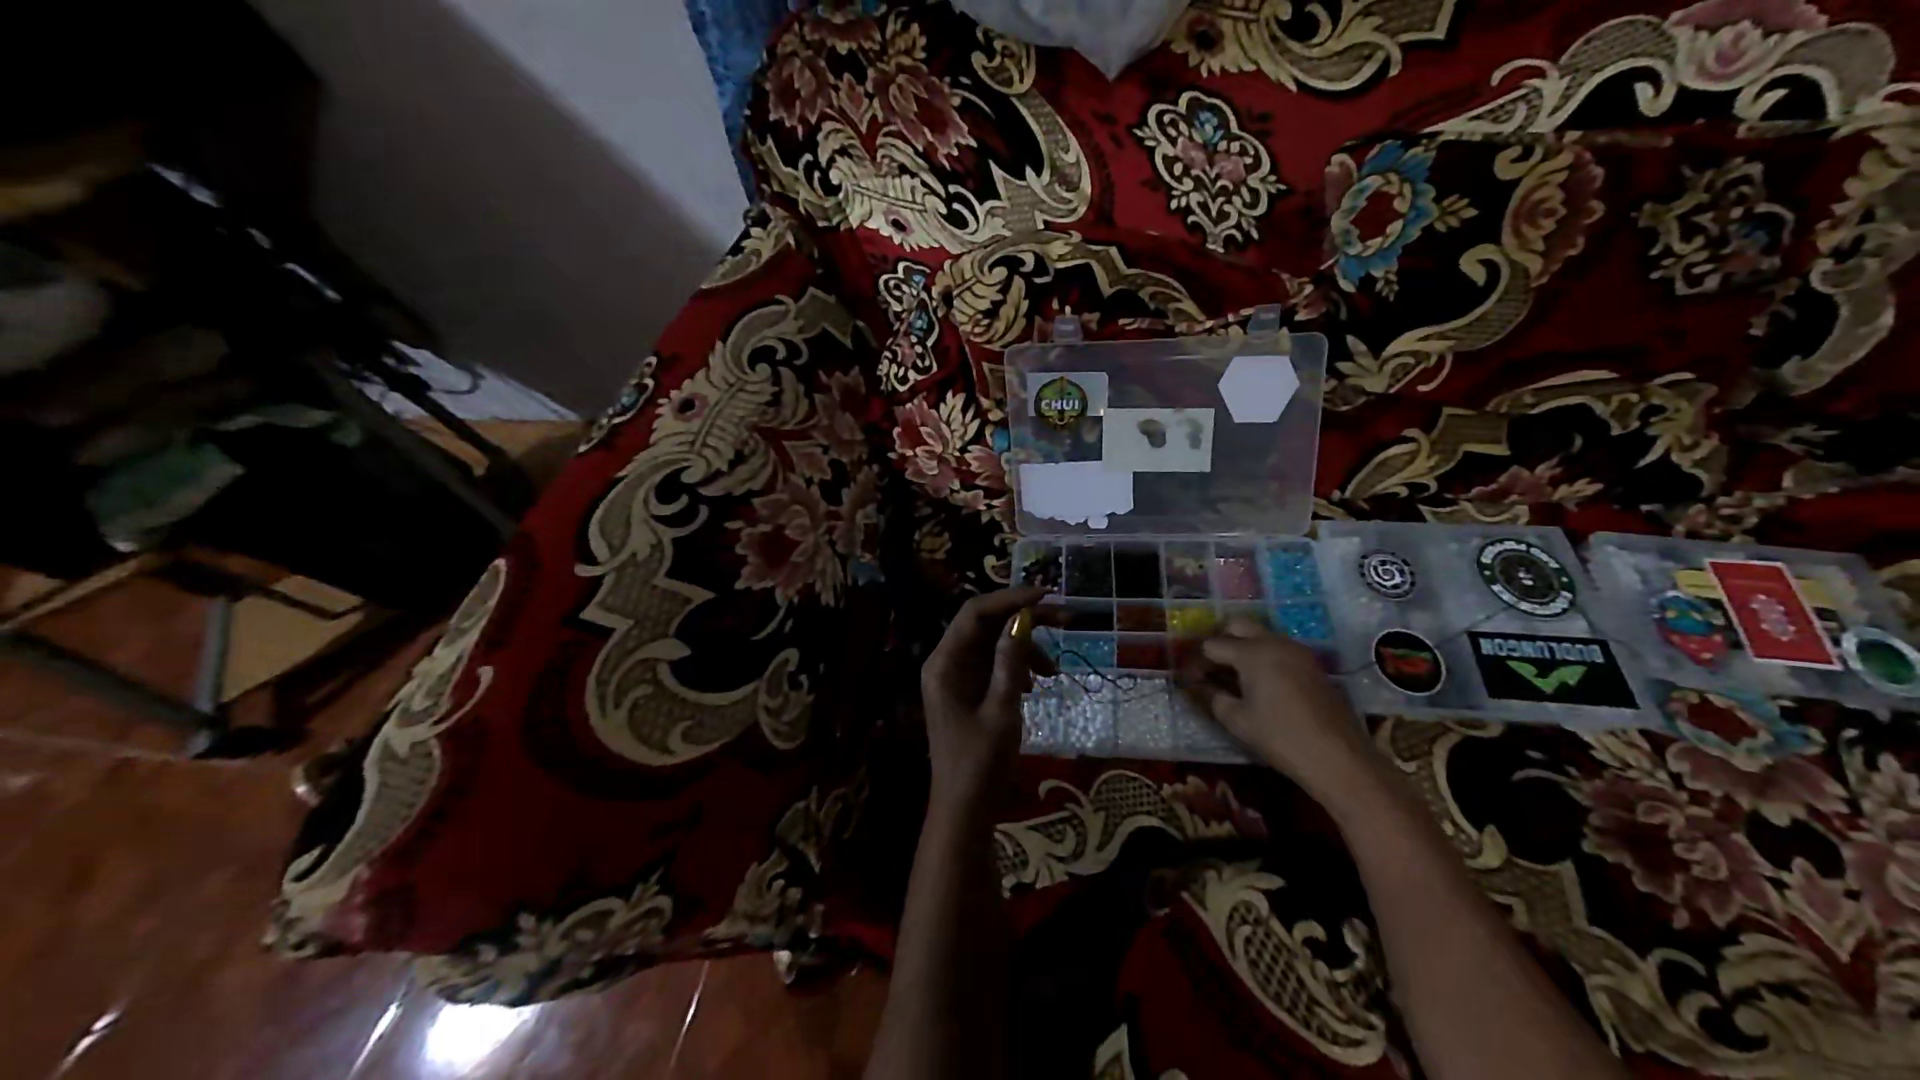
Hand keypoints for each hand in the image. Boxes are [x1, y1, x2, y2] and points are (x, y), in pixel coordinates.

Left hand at [921, 587, 1050, 812]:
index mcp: (944, 662)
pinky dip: (1017, 666)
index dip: (1011, 599)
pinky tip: (1037, 685)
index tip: (1048, 596)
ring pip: (993, 643)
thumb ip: (1010, 662)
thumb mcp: (1002, 710)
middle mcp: (946, 662)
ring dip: (1025, 647)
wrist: (964, 810)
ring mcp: (956, 677)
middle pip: (985, 624)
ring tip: (1054, 671)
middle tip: (1067, 620)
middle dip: (1024, 620)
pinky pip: (994, 664)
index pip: (975, 613)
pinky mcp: (968, 691)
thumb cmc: (980, 764)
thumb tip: (1023, 619)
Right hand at [1179, 618, 1372, 797]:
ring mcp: (1298, 651)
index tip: (1190, 681)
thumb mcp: (1236, 719)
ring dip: (1242, 648)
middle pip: (1238, 626)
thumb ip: (1210, 695)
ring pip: (1261, 635)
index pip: (1212, 645)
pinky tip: (1259, 684)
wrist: (1338, 757)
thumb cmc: (1280, 737)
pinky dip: (1263, 657)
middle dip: (1220, 642)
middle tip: (1210, 669)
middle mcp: (1275, 642)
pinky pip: (1279, 649)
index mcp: (1252, 652)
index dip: (1197, 662)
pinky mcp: (1312, 665)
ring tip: (1232, 677)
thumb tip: (1195, 684)